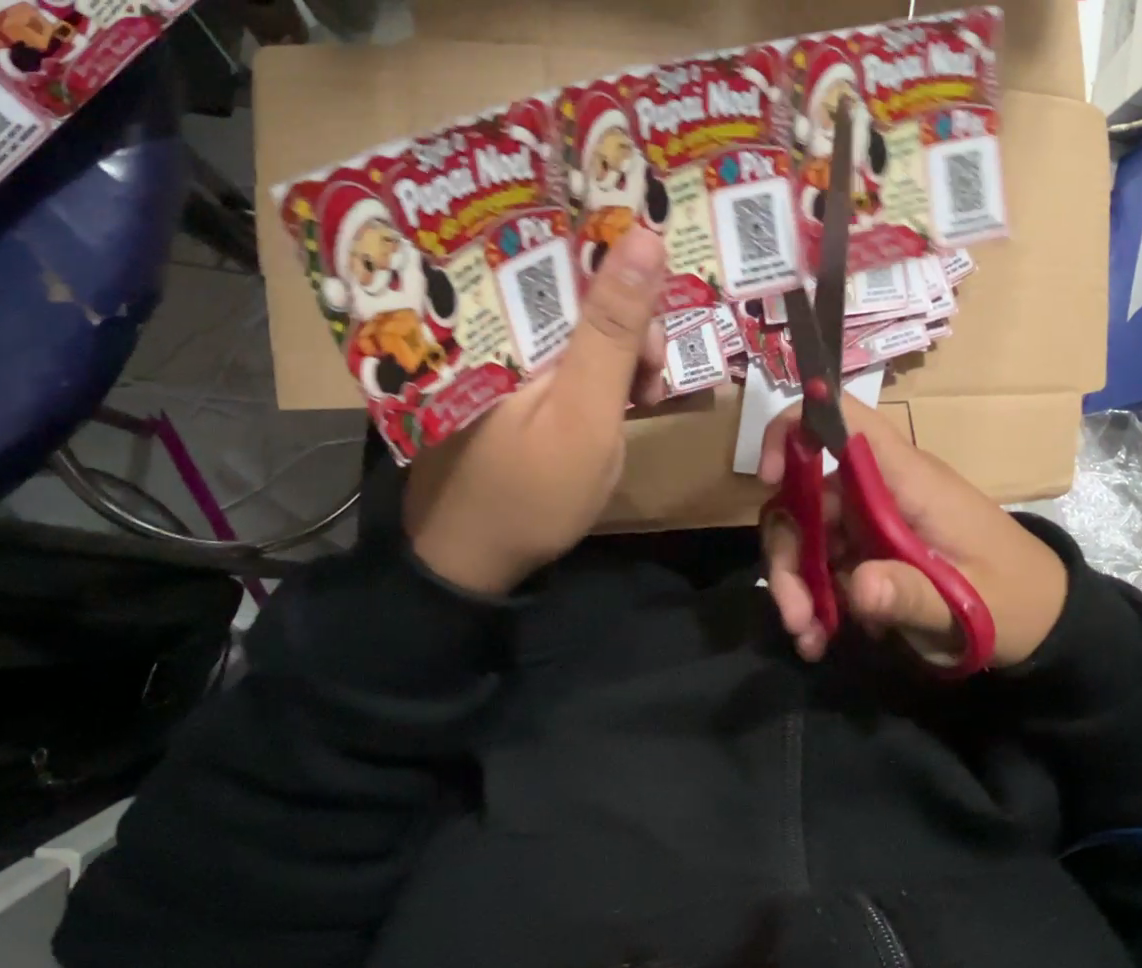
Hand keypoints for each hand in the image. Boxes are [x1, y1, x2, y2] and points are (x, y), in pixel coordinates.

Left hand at [403, 227, 669, 593]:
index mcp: (505, 318)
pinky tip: (623, 403)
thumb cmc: (533, 490)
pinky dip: (600, 375)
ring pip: (577, 327)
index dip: (629, 269)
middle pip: (577, 289)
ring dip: (622, 356)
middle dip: (631, 326)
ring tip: (644, 399)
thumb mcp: (586, 410)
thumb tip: (644, 233)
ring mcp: (502, 357)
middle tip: (651, 381)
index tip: (666, 314)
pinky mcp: (510, 387)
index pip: (569, 252)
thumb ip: (613, 329)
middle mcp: (496, 325)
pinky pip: (565, 358)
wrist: (475, 561)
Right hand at [758, 396, 1069, 669]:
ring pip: (804, 536)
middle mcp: (879, 493)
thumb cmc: (1014, 598)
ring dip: (795, 585)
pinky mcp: (867, 555)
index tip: (770, 477)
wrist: (1043, 620)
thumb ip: (913, 596)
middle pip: (804, 495)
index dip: (796, 431)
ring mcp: (870, 525)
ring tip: (807, 639)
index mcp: (908, 481)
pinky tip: (820, 640)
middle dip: (787, 553)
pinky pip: (821, 567)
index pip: (845, 422)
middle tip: (794, 616)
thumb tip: (855, 588)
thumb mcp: (968, 606)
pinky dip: (812, 601)